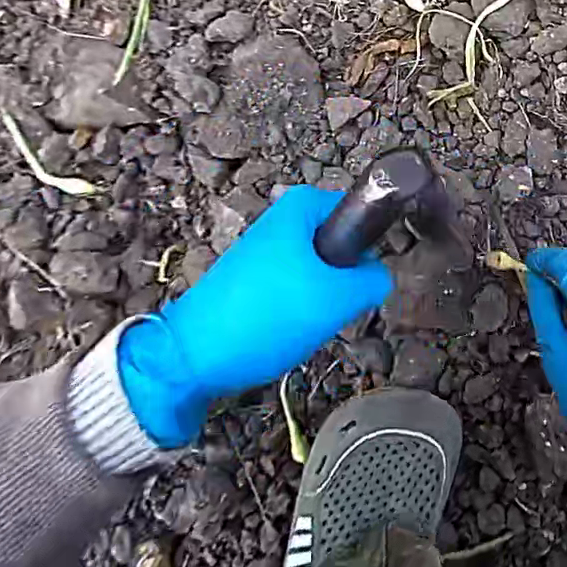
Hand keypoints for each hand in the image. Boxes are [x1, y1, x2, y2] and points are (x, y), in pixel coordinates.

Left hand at [117, 186, 392, 446]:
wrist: (186, 361)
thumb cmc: (266, 317)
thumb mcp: (338, 299)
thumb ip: (374, 280)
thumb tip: (379, 277)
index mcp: (303, 205)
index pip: (361, 214)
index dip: (368, 247)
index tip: (361, 276)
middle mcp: (282, 217)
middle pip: (341, 243)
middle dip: (343, 275)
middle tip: (335, 301)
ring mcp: (264, 247)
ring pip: (319, 268)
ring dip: (322, 295)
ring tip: (308, 319)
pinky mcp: (250, 277)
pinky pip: (295, 285)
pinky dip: (298, 306)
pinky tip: (286, 329)